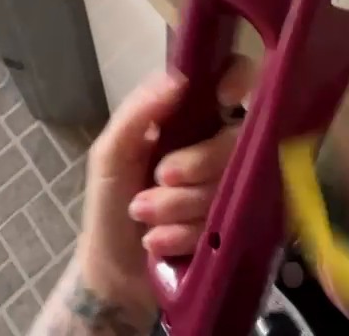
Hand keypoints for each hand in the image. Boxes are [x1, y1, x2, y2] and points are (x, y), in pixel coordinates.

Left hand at [74, 59, 254, 313]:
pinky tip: (160, 241)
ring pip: (229, 185)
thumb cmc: (109, 201)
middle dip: (194, 166)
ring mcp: (232, 185)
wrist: (113, 272)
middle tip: (160, 179)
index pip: (235, 75)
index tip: (224, 99)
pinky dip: (186, 234)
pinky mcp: (238, 224)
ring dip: (180, 207)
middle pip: (234, 140)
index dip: (239, 79)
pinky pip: (228, 224)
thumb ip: (139, 111)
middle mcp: (217, 143)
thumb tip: (180, 79)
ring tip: (147, 219)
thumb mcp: (111, 152)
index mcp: (191, 115)